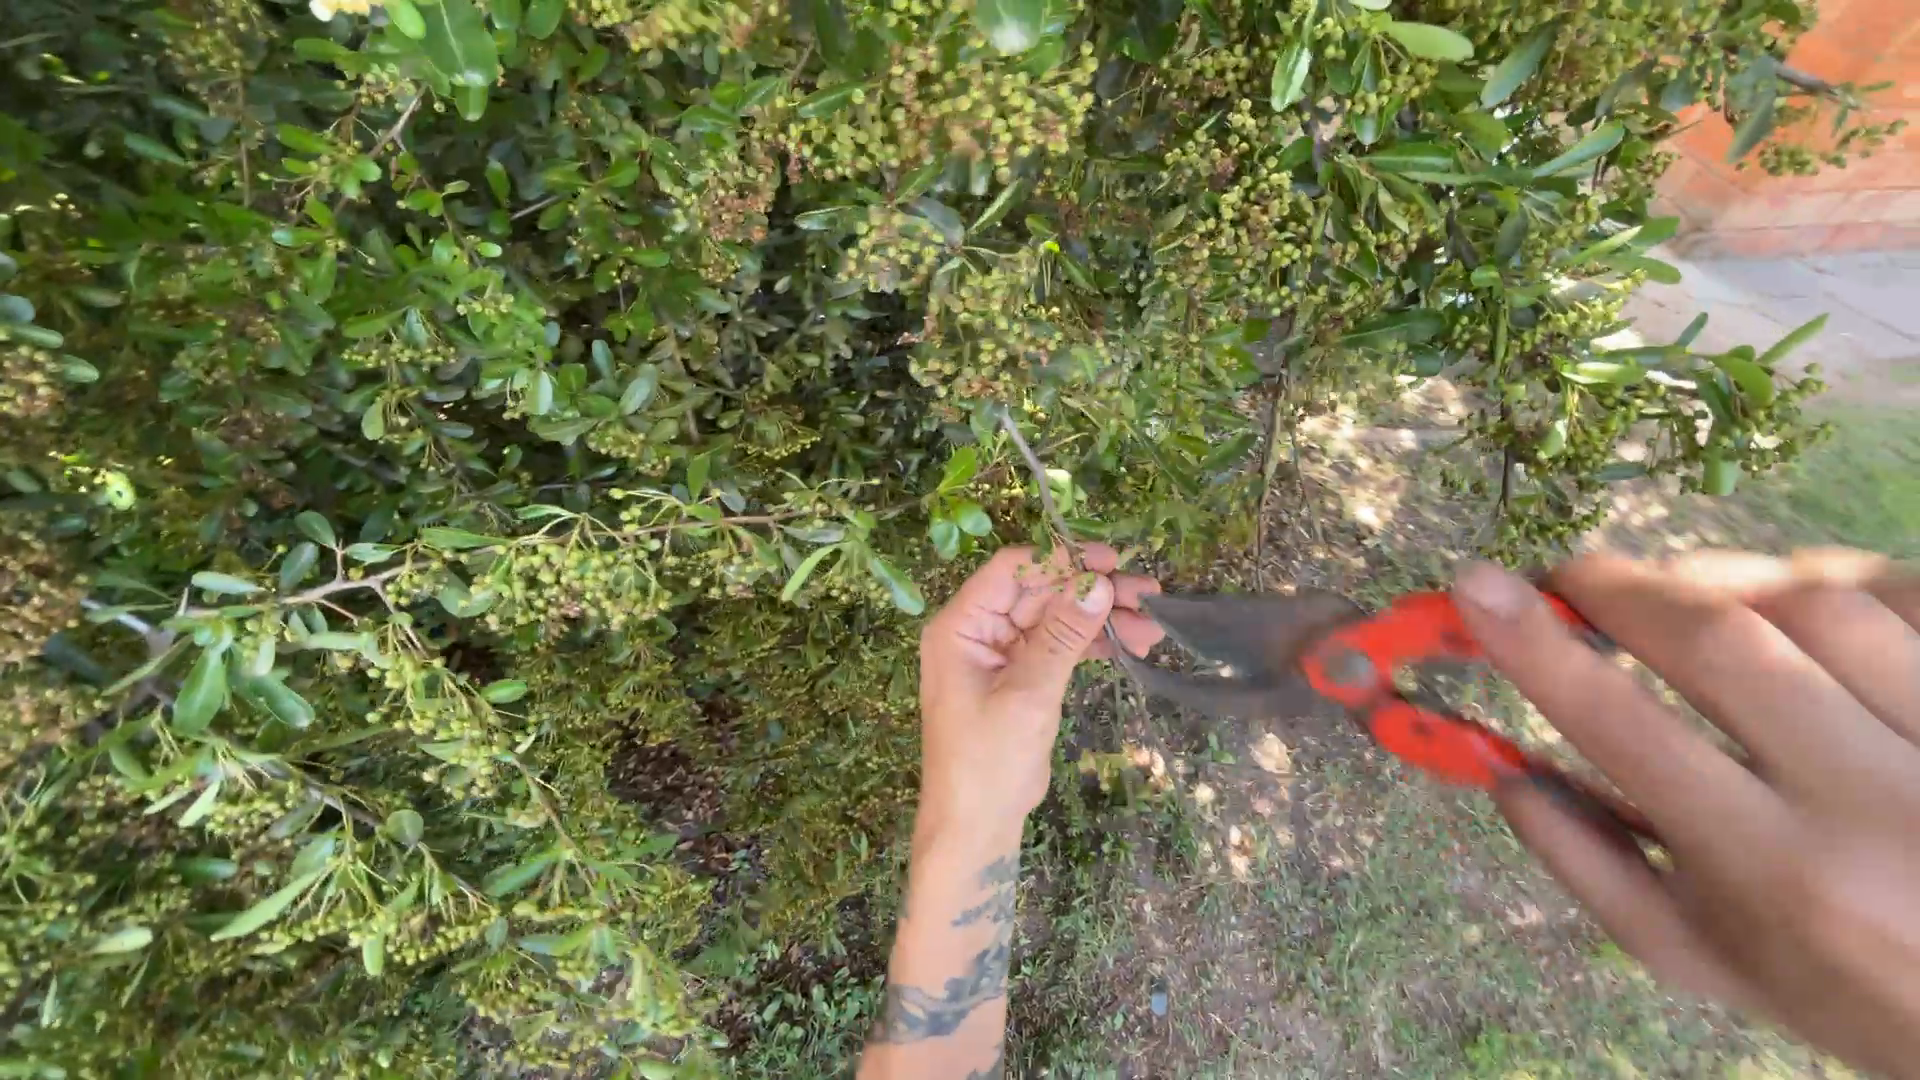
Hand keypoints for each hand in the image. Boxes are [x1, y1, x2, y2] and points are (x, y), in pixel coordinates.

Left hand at [916, 544, 1162, 841]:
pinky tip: (1132, 645)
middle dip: (1092, 592)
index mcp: (961, 625)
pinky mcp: (1022, 674)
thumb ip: (1062, 636)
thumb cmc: (988, 760)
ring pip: (1055, 617)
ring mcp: (1001, 652)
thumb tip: (1098, 584)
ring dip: (1100, 618)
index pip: (1011, 570)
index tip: (1111, 561)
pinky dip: (1092, 644)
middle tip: (1147, 592)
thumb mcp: (1028, 694)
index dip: (1061, 559)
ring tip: (1151, 624)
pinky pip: (1059, 645)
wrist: (977, 824)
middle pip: (1040, 592)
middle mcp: (979, 630)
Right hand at [1452, 552, 1919, 1076]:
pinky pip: (1910, 595)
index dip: (1534, 644)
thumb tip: (1494, 765)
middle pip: (1721, 639)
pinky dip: (1825, 578)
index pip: (1622, 726)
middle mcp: (1876, 807)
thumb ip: (1579, 859)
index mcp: (1773, 872)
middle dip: (1620, 589)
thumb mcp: (1693, 953)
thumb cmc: (1846, 984)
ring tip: (1678, 600)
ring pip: (1816, 603)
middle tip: (1569, 582)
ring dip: (1715, 582)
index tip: (1473, 584)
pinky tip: (1790, 604)